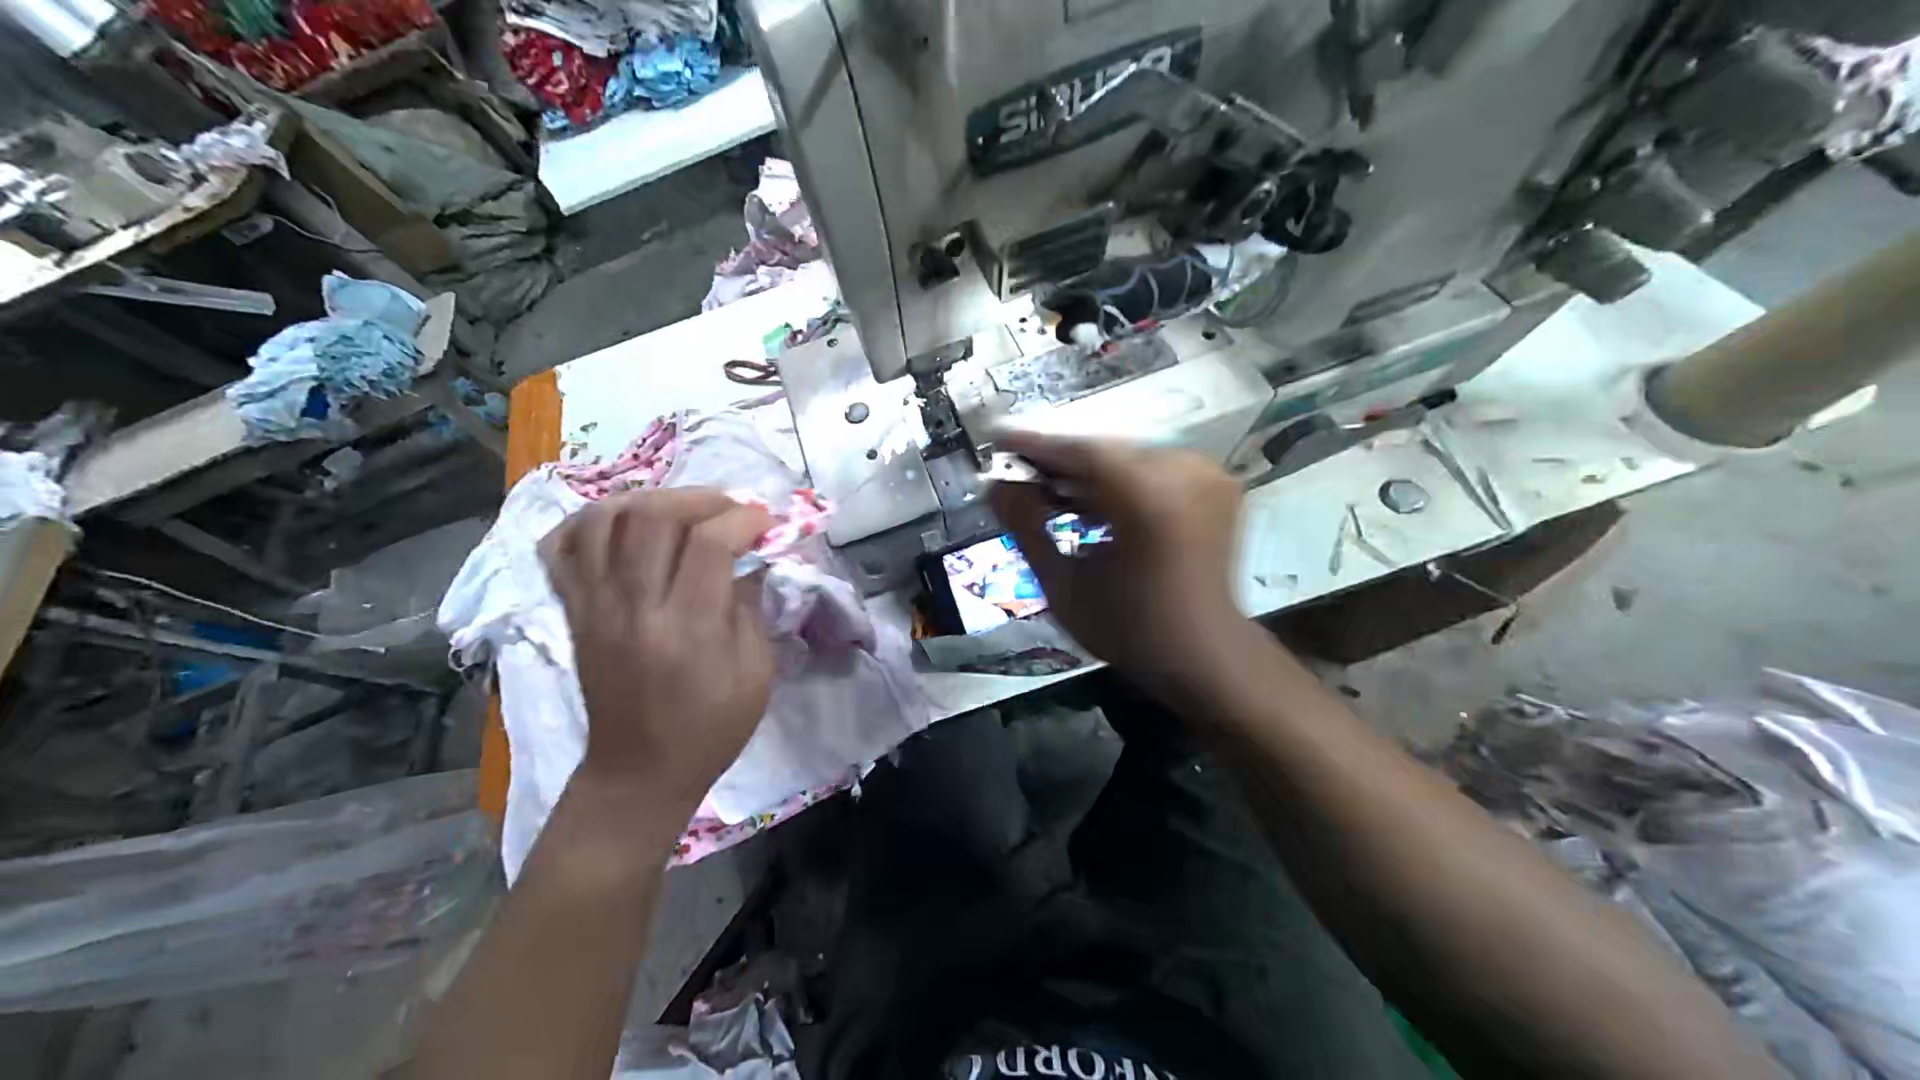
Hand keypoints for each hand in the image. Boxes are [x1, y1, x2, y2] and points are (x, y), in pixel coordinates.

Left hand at [541, 489, 773, 811]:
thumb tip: (747, 559)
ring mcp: (594, 607)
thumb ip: (750, 608)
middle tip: (729, 508)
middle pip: (653, 517)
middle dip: (701, 499)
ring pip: (604, 520)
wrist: (639, 772)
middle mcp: (633, 608)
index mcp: (687, 630)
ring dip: (649, 499)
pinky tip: (622, 522)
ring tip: (681, 508)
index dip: (744, 520)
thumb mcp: (755, 674)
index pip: (709, 543)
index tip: (766, 522)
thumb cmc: (709, 729)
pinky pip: (563, 548)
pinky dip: (588, 521)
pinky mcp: (574, 612)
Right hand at [988, 432, 1257, 690]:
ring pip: (1127, 458)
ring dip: (1087, 472)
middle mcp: (1186, 474)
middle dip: (1059, 461)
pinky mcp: (1214, 484)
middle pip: (1106, 451)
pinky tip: (1087, 499)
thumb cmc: (1130, 630)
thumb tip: (995, 485)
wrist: (1205, 654)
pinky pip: (1151, 468)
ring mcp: (1206, 476)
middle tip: (1016, 470)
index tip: (997, 439)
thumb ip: (1027, 527)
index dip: (1036, 444)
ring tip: (1045, 489)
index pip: (1083, 452)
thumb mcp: (1064, 586)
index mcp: (1151, 501)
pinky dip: (1118, 480)